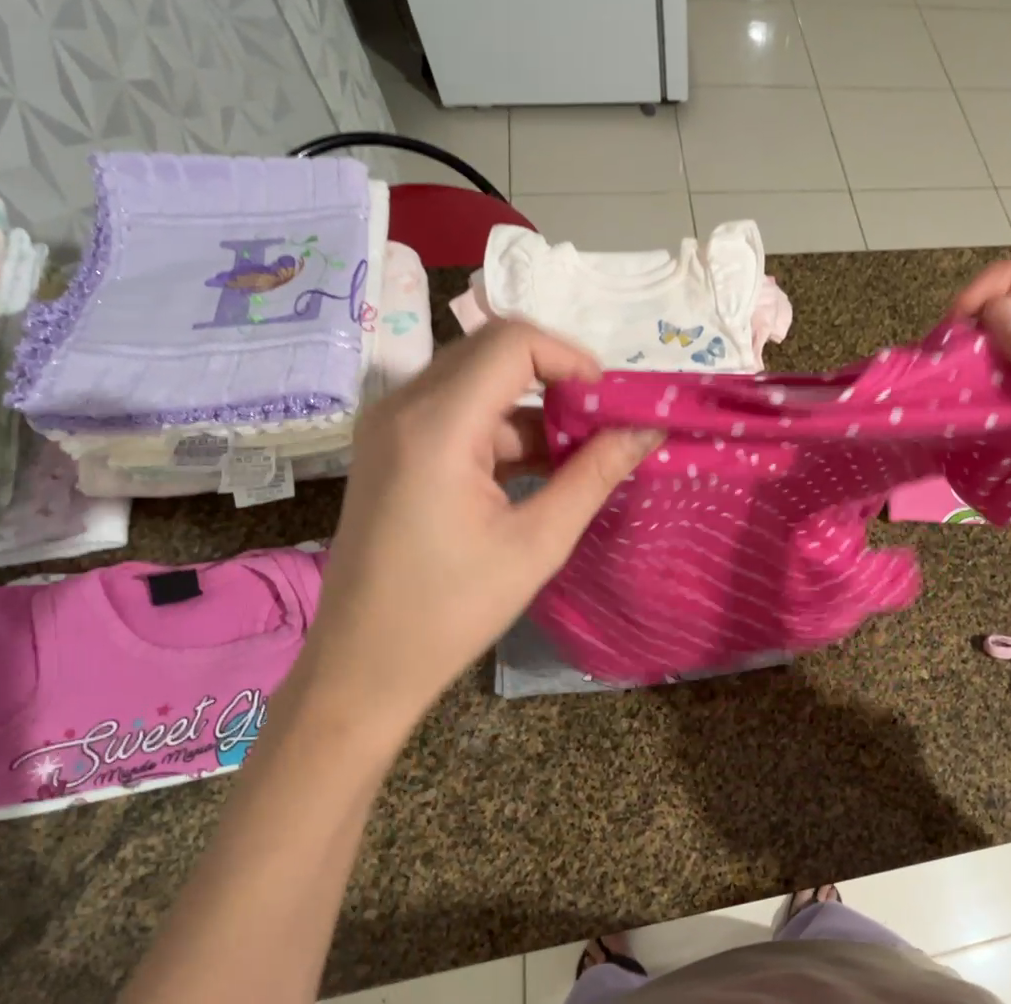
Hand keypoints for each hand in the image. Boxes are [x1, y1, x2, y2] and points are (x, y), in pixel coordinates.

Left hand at [299, 319, 660, 735]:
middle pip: (494, 352)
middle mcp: (404, 407)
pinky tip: (541, 471)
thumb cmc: (452, 610)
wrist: (362, 667)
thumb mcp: (539, 542)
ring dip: (535, 408)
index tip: (611, 403)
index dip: (571, 358)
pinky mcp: (392, 448)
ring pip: (479, 381)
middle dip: (558, 379)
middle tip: (604, 425)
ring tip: (582, 455)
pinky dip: (506, 429)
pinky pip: (459, 412)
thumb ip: (596, 474)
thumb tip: (648, 428)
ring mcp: (391, 425)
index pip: (512, 342)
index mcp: (435, 425)